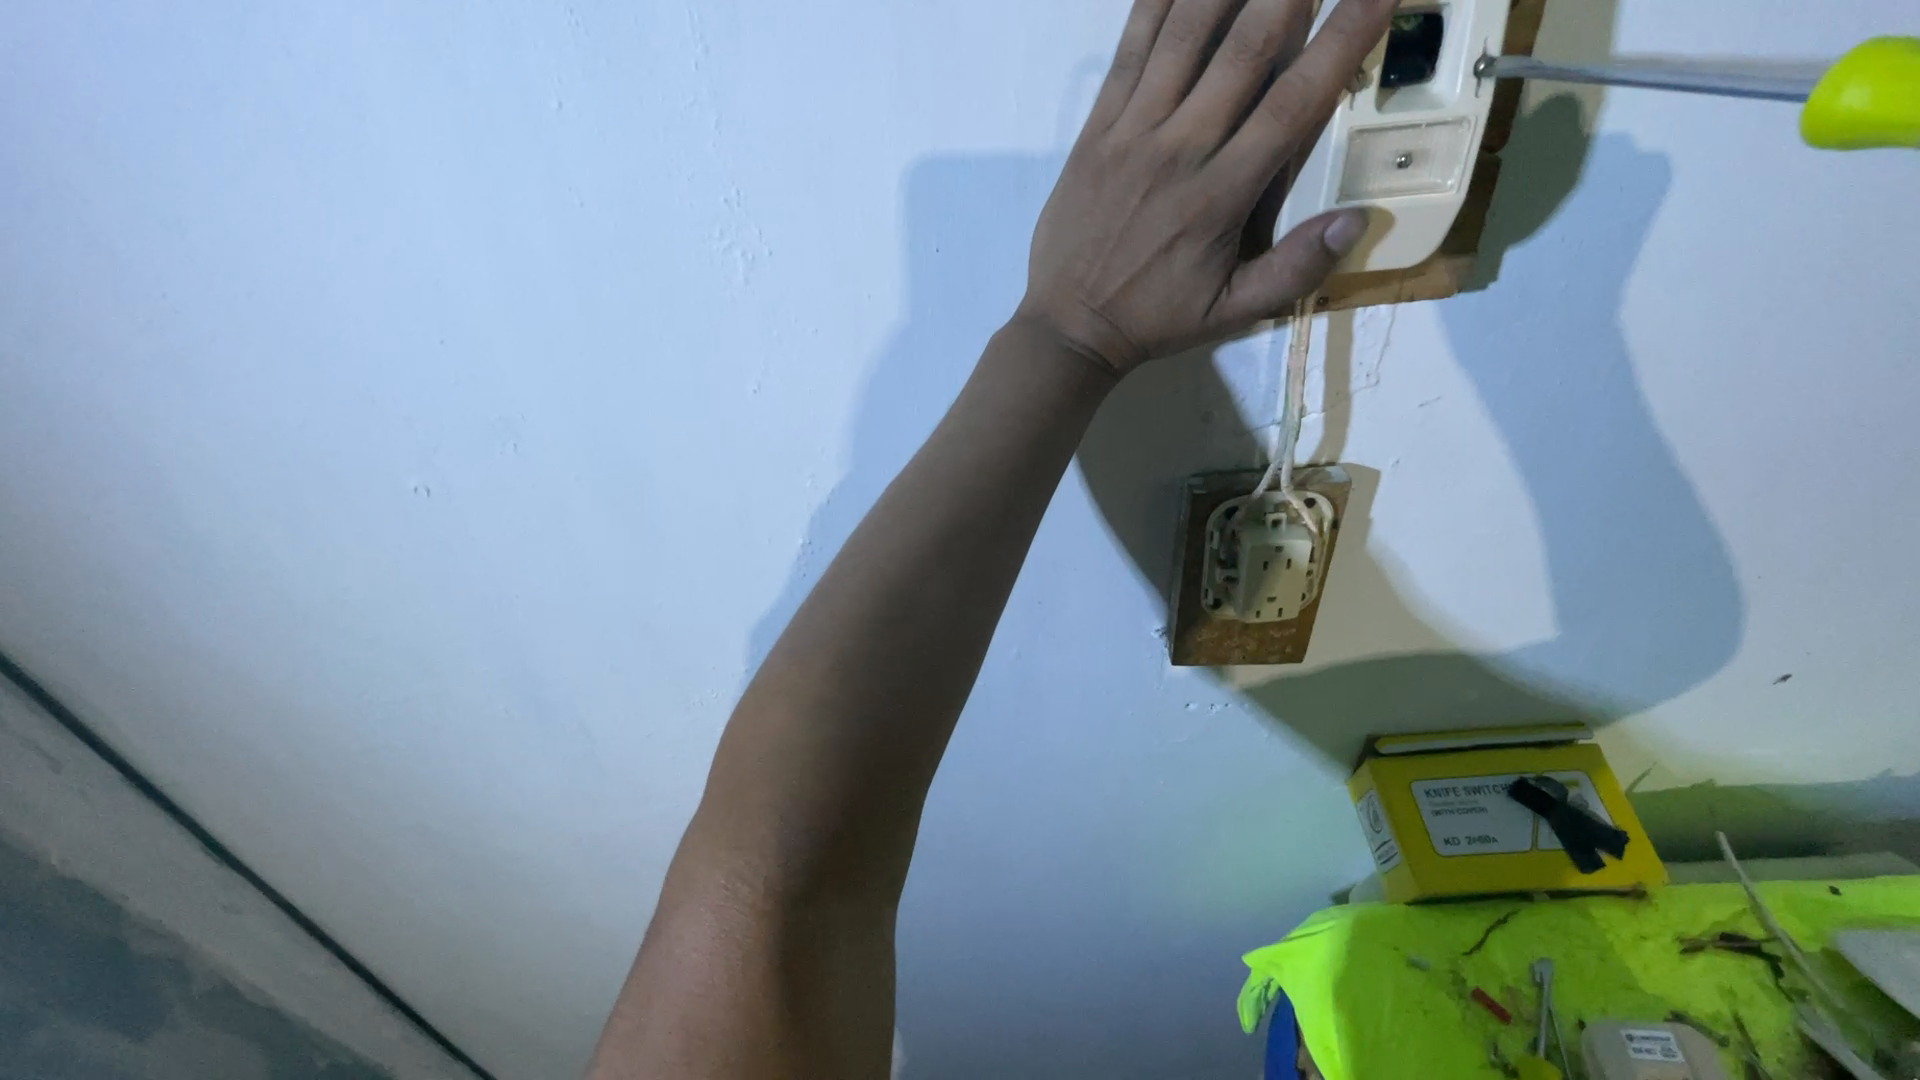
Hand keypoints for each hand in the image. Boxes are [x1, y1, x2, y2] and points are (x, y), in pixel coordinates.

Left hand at [1019, 0, 1397, 375]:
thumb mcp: (1230, 314)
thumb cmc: (1154, 320)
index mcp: (1220, 196)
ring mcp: (1131, 135)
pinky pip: (1127, 53)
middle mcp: (1179, 151)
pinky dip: (1154, 3)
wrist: (1069, 326)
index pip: (1294, 103)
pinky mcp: (1094, 131)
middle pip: (1245, 48)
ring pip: (1184, 35)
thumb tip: (1358, 219)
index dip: (1343, 38)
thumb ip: (1293, 270)